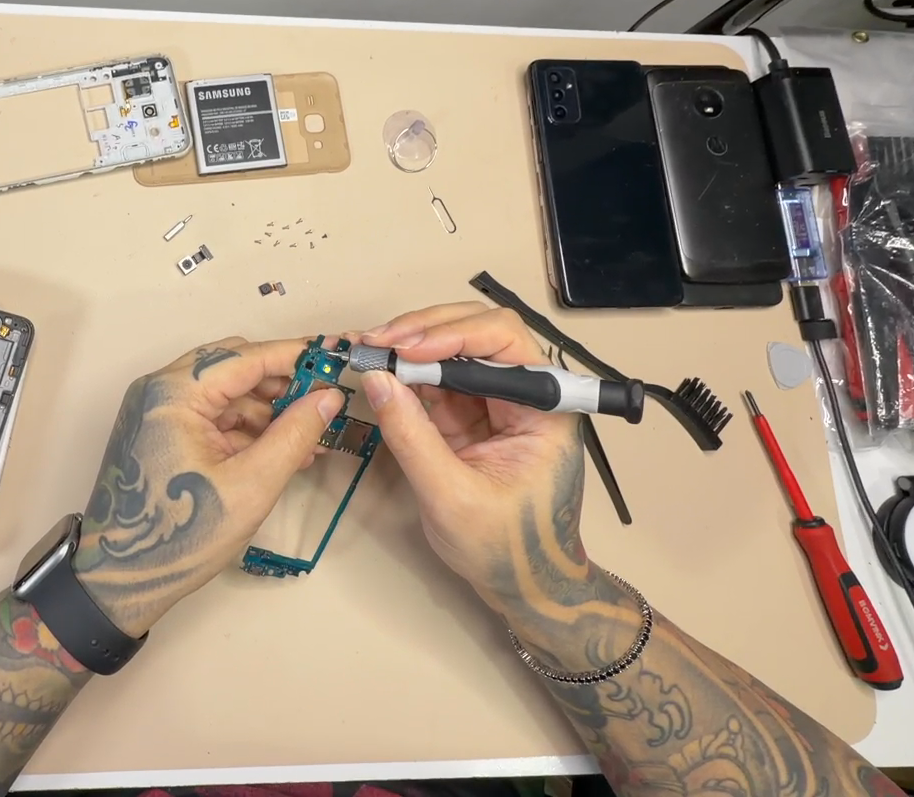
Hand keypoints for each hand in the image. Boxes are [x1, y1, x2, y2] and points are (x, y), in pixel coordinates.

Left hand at [74, 337, 342, 636]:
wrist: (120, 579)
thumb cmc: (181, 535)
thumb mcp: (249, 486)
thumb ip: (293, 437)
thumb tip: (330, 399)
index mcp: (174, 392)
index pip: (244, 356)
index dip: (294, 356)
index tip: (336, 356)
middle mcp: (161, 388)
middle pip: (234, 367)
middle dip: (283, 383)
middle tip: (326, 403)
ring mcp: (159, 409)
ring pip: (226, 391)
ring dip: (268, 409)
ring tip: (312, 438)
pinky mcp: (163, 430)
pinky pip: (213, 414)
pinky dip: (247, 427)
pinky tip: (282, 449)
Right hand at [358, 303, 593, 623]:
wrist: (522, 585)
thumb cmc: (507, 549)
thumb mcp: (452, 497)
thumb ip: (412, 436)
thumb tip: (377, 381)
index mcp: (544, 407)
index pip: (502, 341)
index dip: (452, 335)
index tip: (406, 349)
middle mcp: (523, 392)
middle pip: (476, 331)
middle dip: (425, 329)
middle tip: (378, 342)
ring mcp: (493, 400)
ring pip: (452, 347)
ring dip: (409, 344)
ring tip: (369, 350)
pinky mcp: (468, 413)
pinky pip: (435, 376)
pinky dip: (404, 368)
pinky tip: (378, 368)